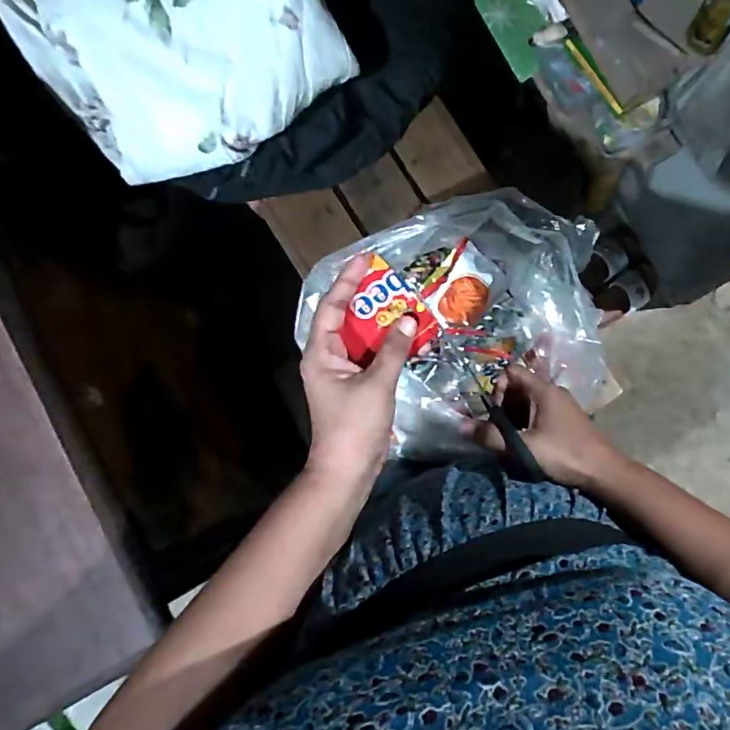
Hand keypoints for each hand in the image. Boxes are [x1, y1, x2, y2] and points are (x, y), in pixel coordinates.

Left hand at [300, 253, 416, 485]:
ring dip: (379, 322)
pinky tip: (405, 335)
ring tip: (402, 301)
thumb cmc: (355, 425)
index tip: (365, 259)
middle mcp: (326, 359)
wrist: (347, 470)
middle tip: (390, 278)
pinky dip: (386, 345)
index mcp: (320, 354)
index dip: (347, 281)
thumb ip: (393, 349)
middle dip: (367, 299)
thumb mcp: (377, 384)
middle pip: (345, 319)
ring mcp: (341, 374)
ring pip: (360, 338)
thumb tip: (408, 318)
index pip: (332, 308)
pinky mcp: (355, 387)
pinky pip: (370, 356)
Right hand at [471, 364, 628, 488]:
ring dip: (515, 417)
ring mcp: (561, 405)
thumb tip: (462, 426)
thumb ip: (492, 436)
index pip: (512, 371)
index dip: (497, 387)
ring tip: (511, 439)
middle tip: (499, 429)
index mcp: (543, 390)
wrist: (603, 471)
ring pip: (529, 401)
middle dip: (504, 406)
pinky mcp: (566, 419)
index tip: (495, 412)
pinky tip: (527, 443)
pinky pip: (539, 412)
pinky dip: (528, 423)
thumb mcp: (524, 447)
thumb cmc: (564, 454)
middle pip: (519, 387)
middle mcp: (553, 391)